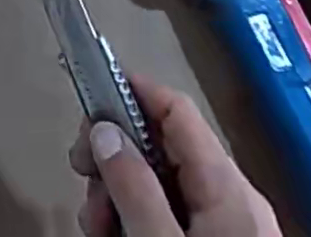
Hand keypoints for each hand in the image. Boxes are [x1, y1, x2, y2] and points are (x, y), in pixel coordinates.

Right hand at [70, 74, 278, 236]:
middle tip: (79, 175)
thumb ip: (133, 187)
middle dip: (114, 154)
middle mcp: (231, 198)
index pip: (175, 108)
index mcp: (227, 186)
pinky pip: (170, 218)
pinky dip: (137, 220)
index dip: (132, 88)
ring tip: (94, 226)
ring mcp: (227, 229)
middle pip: (162, 146)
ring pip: (160, 185)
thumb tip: (104, 128)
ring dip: (118, 194)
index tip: (87, 95)